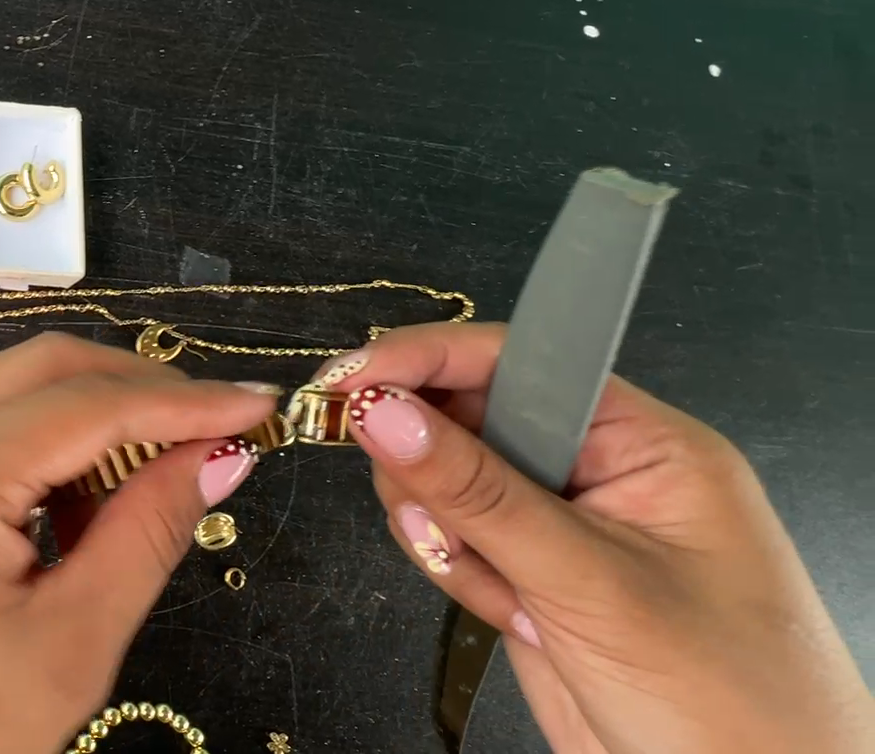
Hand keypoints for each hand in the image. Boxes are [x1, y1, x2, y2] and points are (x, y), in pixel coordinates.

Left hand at [0, 333, 281, 753]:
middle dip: (134, 388)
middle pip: (43, 366)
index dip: (181, 401)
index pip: (87, 405)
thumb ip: (147, 532)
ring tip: (126, 496)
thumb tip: (217, 458)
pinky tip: (57, 506)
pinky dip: (29, 440)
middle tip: (208, 430)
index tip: (252, 406)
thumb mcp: (69, 642)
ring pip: (7, 385)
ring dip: (80, 417)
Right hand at [319, 321, 874, 753]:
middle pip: (457, 413)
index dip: (423, 358)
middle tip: (428, 522)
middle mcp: (588, 462)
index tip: (344, 382)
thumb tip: (372, 408)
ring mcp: (548, 513)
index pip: (511, 360)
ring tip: (493, 588)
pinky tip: (505, 610)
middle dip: (426, 465)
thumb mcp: (587, 584)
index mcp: (638, 441)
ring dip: (439, 528)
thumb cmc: (719, 704)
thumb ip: (473, 490)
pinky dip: (448, 562)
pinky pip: (440, 525)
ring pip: (434, 472)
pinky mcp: (516, 557)